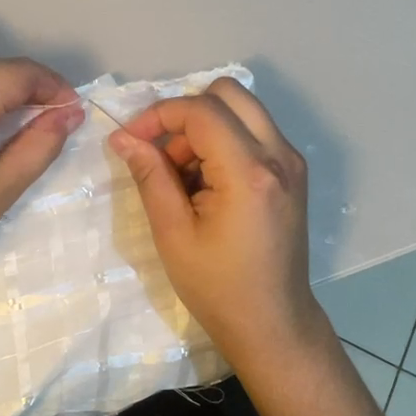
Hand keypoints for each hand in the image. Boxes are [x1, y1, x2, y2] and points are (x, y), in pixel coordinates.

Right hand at [107, 77, 332, 368]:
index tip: (131, 141)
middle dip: (186, 114)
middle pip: (228, 92)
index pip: (201, 111)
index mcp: (249, 173)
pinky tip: (207, 186)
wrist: (272, 323)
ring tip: (183, 179)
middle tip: (163, 156)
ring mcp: (291, 163)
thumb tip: (123, 138)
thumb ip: (150, 177)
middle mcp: (279, 156)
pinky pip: (254, 133)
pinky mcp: (292, 174)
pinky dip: (224, 142)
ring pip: (243, 110)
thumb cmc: (217, 287)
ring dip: (205, 128)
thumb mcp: (173, 234)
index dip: (159, 115)